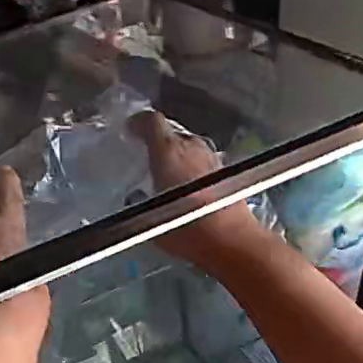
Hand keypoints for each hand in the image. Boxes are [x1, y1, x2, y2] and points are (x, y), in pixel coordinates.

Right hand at [128, 111, 269, 269]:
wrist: (231, 241)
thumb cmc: (186, 230)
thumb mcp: (149, 220)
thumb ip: (138, 202)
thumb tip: (134, 197)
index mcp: (169, 151)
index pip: (151, 121)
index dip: (138, 122)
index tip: (131, 129)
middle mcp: (192, 147)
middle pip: (172, 134)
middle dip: (158, 144)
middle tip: (147, 160)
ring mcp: (212, 157)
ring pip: (189, 148)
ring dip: (177, 158)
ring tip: (168, 177)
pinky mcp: (226, 172)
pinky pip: (202, 163)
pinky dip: (193, 170)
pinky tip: (189, 190)